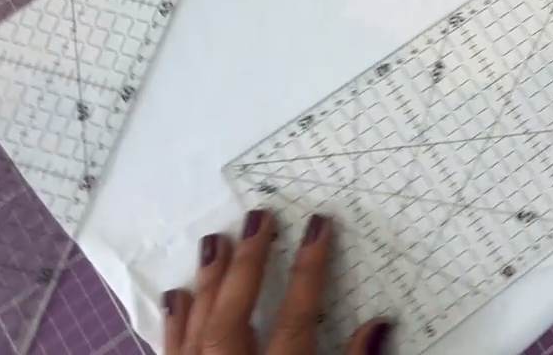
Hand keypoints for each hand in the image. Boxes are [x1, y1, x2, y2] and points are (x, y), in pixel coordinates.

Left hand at [163, 210, 389, 354]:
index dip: (308, 268)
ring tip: (215, 240)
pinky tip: (176, 297)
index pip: (295, 318)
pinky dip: (173, 326)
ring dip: (206, 285)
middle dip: (247, 265)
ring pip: (194, 336)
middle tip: (257, 216)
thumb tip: (380, 322)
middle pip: (233, 321)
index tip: (318, 223)